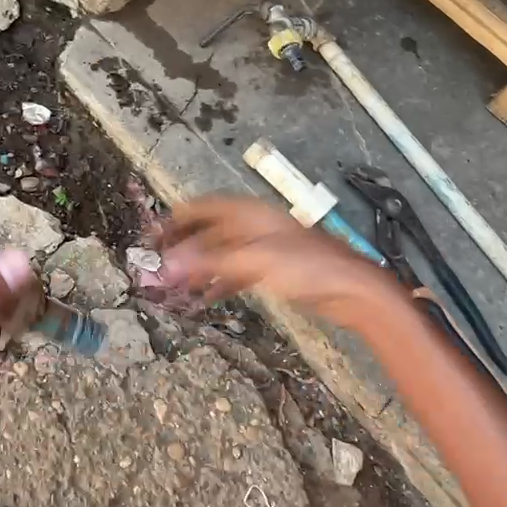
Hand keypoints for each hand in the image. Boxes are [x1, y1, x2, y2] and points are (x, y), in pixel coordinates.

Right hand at [157, 197, 381, 312]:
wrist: (352, 290)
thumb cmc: (305, 267)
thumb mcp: (252, 261)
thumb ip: (207, 262)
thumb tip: (166, 263)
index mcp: (247, 213)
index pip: (201, 208)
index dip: (176, 220)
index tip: (153, 237)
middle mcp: (252, 225)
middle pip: (208, 231)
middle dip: (183, 248)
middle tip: (159, 265)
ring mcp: (262, 247)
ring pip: (220, 253)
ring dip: (198, 268)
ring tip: (176, 285)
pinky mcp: (272, 269)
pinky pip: (235, 271)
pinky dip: (218, 282)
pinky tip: (207, 298)